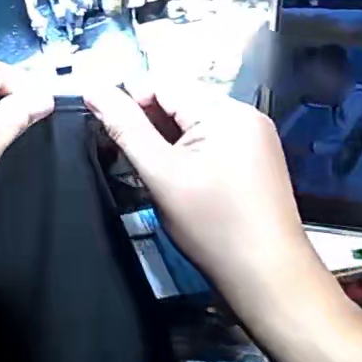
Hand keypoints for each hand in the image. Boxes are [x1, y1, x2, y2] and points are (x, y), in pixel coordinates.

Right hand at [82, 76, 344, 317]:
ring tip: (158, 174)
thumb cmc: (212, 226)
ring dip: (167, 140)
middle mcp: (243, 114)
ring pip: (192, 122)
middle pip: (178, 101)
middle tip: (133, 161)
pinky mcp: (255, 158)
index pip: (162, 84)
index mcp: (224, 110)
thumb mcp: (160, 174)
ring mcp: (253, 136)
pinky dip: (188, 152)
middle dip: (150, 125)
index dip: (131, 104)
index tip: (113, 136)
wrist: (269, 277)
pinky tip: (181, 180)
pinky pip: (211, 139)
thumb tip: (93, 89)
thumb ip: (124, 127)